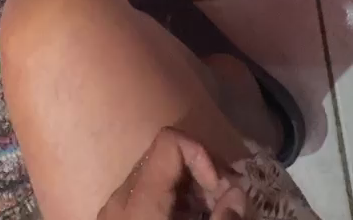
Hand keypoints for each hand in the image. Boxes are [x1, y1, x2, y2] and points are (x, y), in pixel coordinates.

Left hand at [97, 127, 247, 219]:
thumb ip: (223, 218)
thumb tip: (239, 191)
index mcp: (137, 199)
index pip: (169, 141)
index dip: (201, 153)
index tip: (220, 186)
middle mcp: (120, 197)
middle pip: (165, 157)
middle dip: (201, 174)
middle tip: (225, 201)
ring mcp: (113, 210)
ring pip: (157, 177)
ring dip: (190, 189)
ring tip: (211, 213)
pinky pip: (146, 196)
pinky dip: (173, 201)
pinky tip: (189, 219)